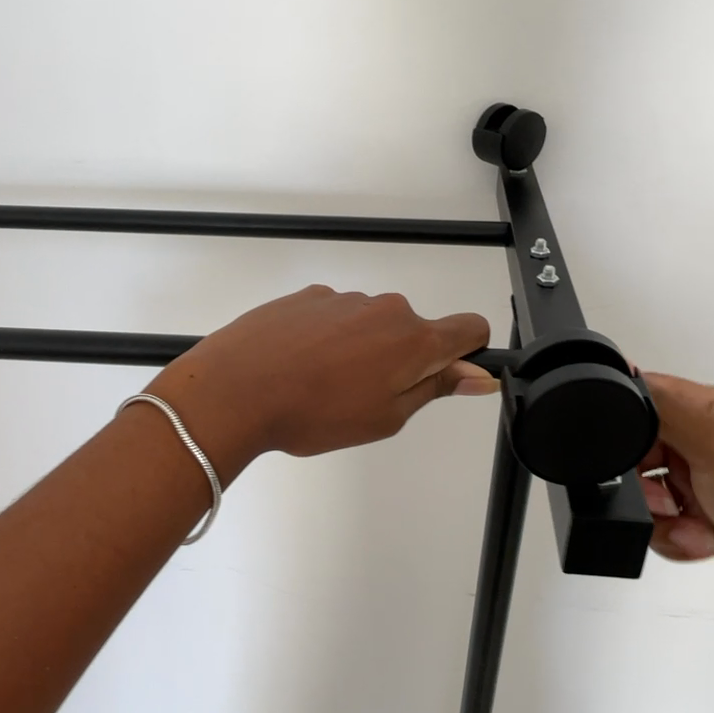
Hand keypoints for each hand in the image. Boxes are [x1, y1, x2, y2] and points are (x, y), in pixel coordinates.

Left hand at [144, 286, 495, 478]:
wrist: (236, 389)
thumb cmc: (310, 413)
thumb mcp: (386, 417)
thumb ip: (436, 388)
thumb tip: (477, 375)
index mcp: (413, 340)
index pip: (470, 328)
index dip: (466, 353)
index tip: (444, 375)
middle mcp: (385, 308)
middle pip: (414, 331)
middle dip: (402, 361)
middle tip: (366, 399)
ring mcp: (344, 298)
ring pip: (371, 325)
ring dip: (360, 351)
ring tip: (324, 388)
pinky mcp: (309, 296)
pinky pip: (335, 317)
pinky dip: (328, 339)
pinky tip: (301, 367)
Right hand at [636, 372, 713, 636]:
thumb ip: (665, 409)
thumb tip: (626, 372)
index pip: (650, 395)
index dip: (629, 422)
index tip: (631, 452)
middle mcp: (713, 443)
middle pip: (640, 448)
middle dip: (641, 478)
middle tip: (664, 497)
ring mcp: (711, 486)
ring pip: (646, 491)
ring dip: (658, 515)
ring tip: (691, 527)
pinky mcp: (708, 524)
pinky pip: (661, 524)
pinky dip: (672, 537)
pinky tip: (701, 543)